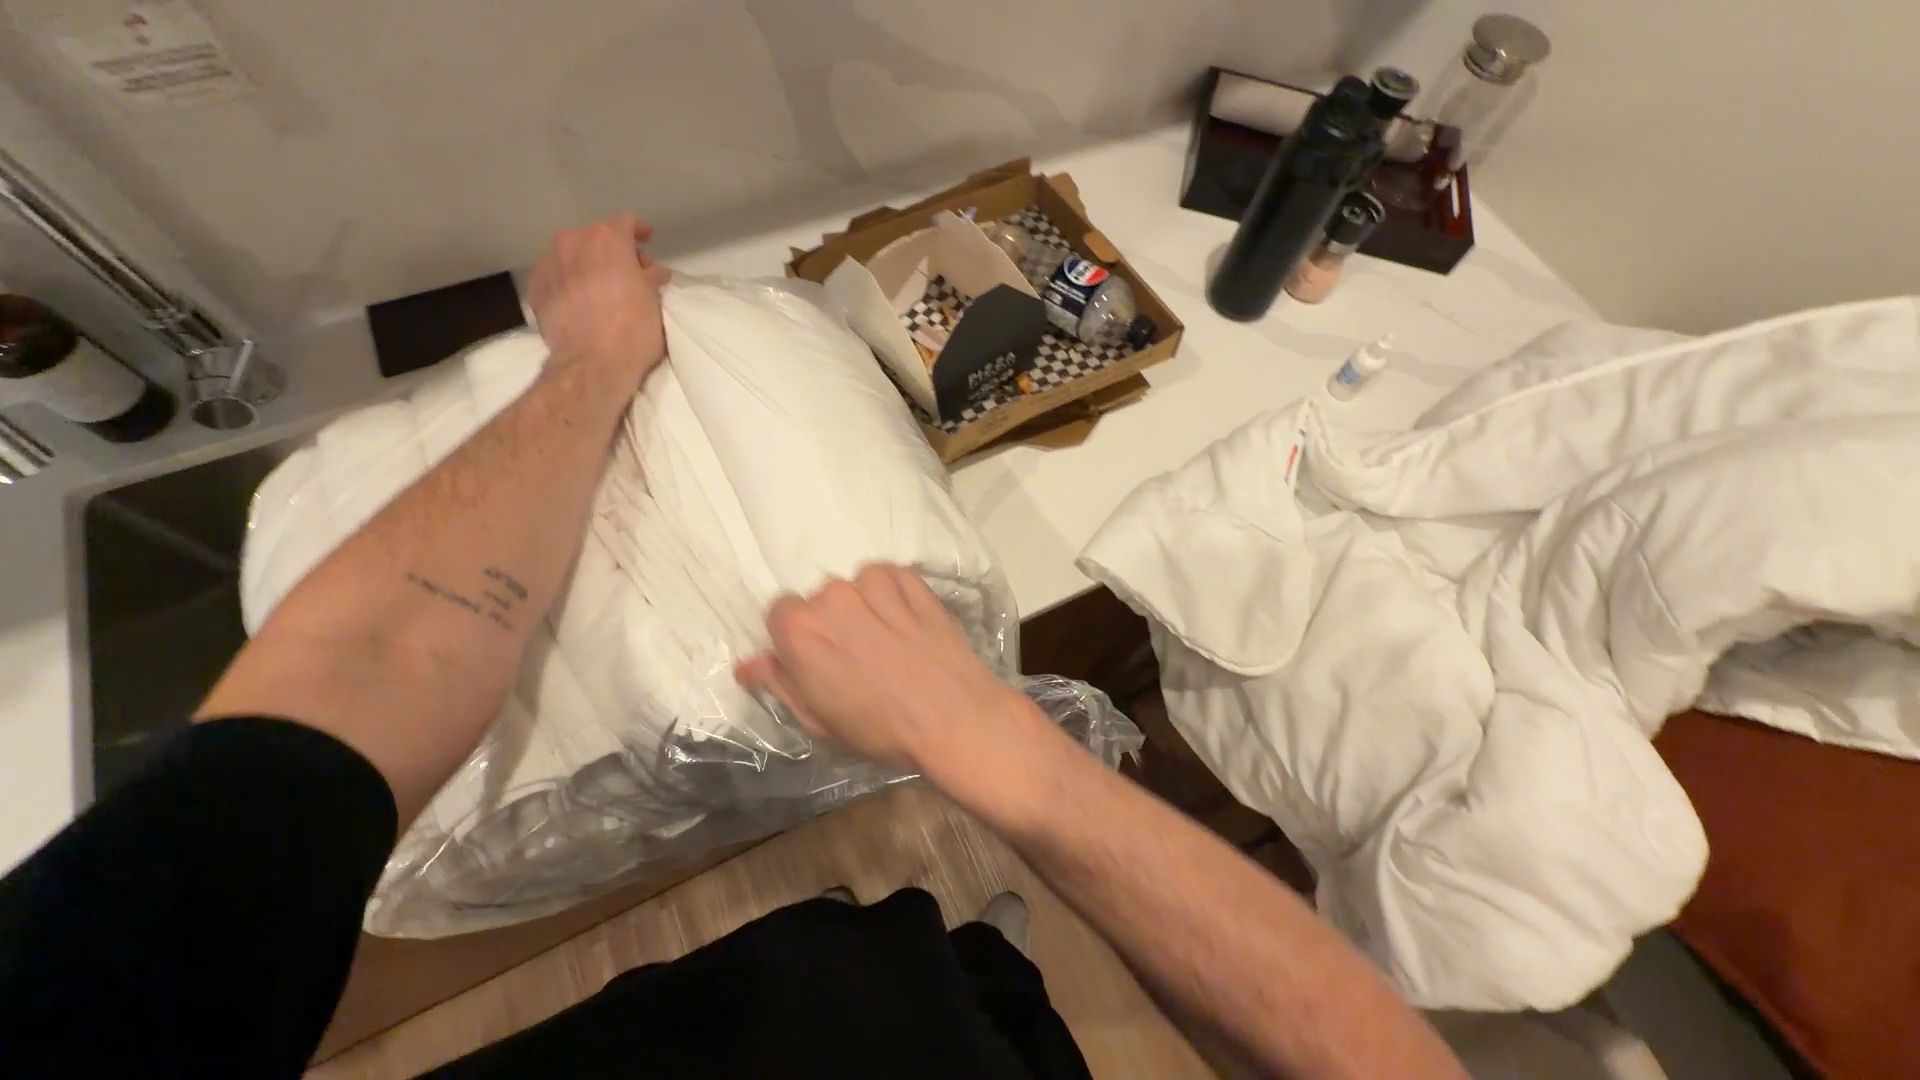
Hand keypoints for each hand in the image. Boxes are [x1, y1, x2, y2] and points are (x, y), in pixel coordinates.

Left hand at [527, 215, 672, 387]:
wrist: (592, 364)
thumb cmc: (633, 329)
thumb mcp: (655, 301)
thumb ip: (651, 278)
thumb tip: (653, 272)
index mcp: (606, 239)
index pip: (625, 223)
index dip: (638, 231)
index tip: (647, 239)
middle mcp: (572, 242)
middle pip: (595, 238)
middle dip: (611, 251)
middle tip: (626, 274)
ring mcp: (549, 264)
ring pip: (571, 256)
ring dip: (586, 266)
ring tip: (598, 288)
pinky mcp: (535, 289)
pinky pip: (555, 277)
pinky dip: (568, 283)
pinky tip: (578, 302)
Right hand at [735, 565, 1033, 773]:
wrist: (954, 718)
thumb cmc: (881, 729)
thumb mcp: (818, 719)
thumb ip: (780, 683)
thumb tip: (747, 664)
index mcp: (800, 630)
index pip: (779, 613)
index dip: (795, 638)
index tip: (814, 660)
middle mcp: (833, 597)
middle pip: (819, 599)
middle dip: (831, 622)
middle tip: (855, 657)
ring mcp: (875, 584)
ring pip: (856, 585)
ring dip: (863, 605)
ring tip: (886, 641)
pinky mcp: (913, 581)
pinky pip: (890, 577)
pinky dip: (893, 593)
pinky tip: (906, 623)